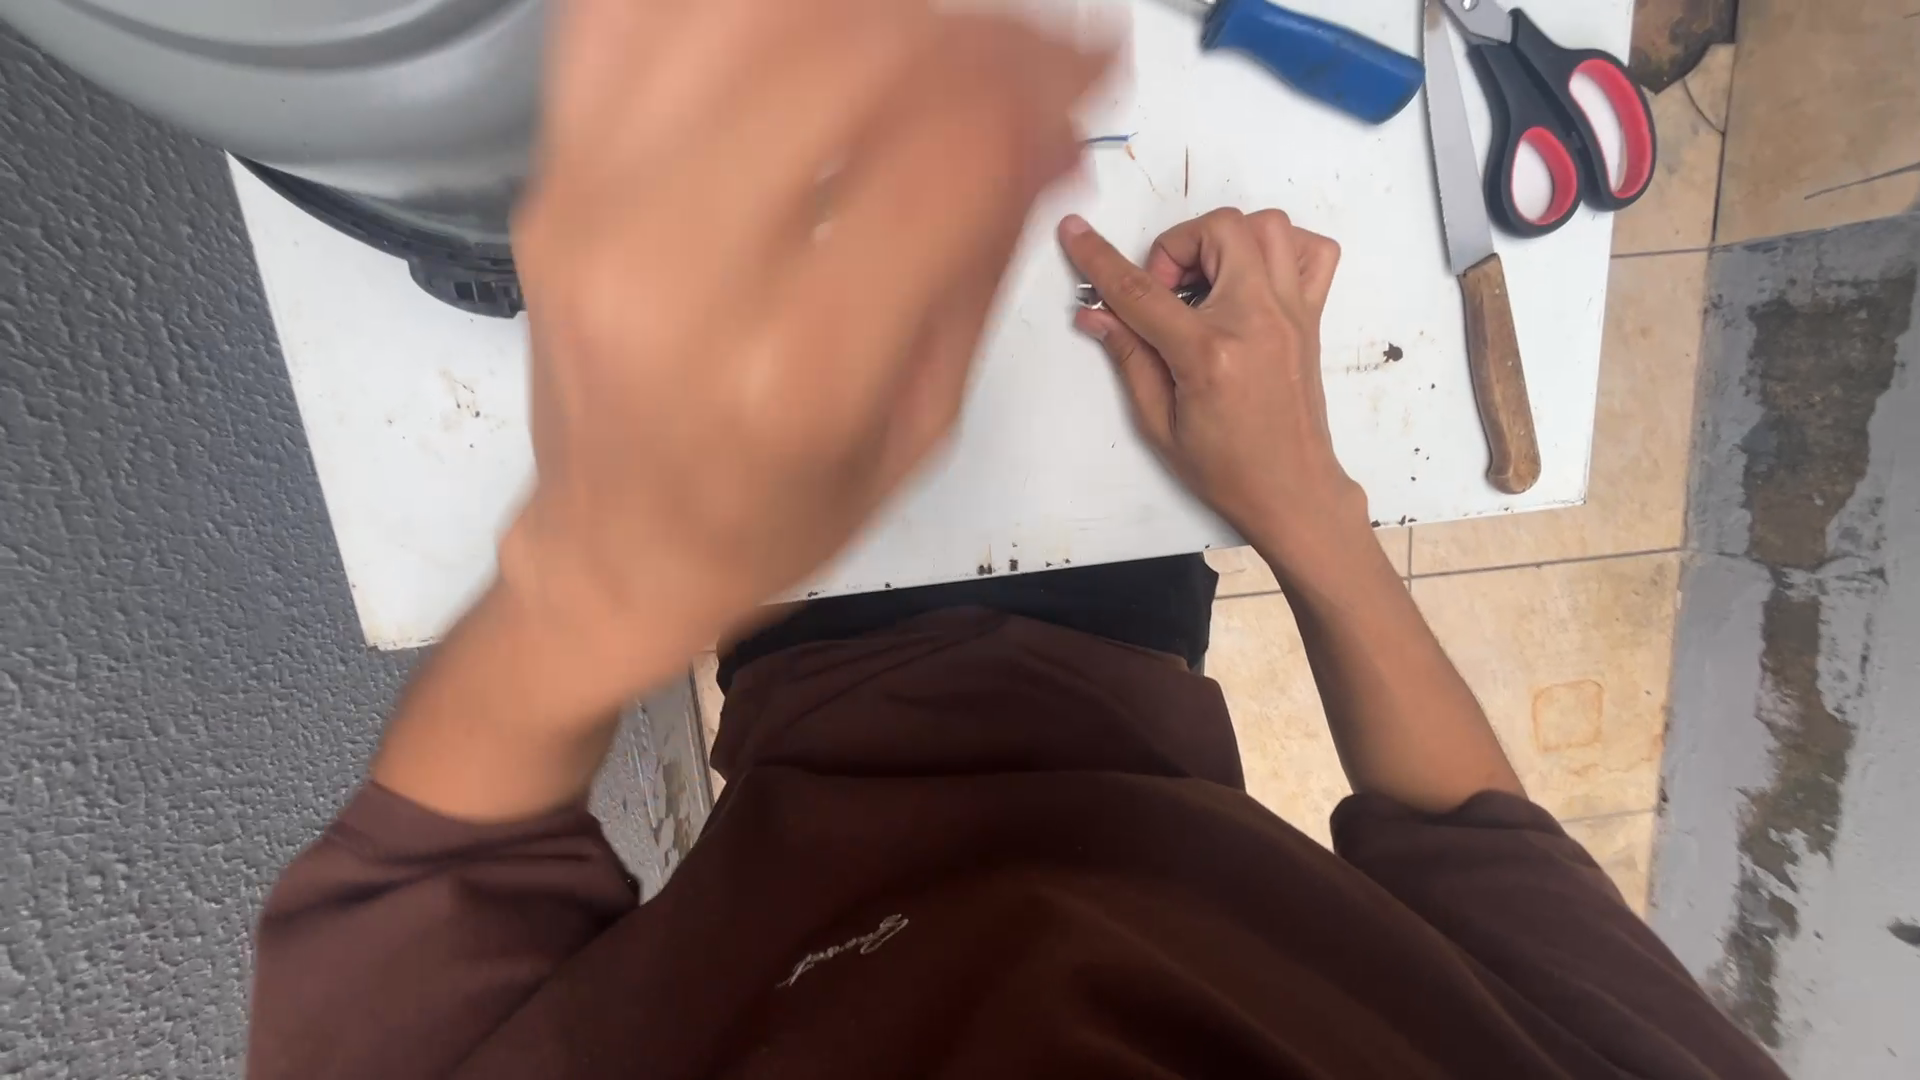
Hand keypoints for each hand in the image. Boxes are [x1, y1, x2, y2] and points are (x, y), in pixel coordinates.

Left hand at [500, 0, 1113, 708]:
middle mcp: (681, 271)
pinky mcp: (550, 178)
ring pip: (748, 7)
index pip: (945, 160)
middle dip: (975, 30)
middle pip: (853, 53)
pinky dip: (743, 0)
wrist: (621, 550)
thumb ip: (976, 275)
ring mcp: (593, 208)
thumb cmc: (774, 523)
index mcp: (800, 370)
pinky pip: (627, 5)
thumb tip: (1049, 139)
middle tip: (1034, 43)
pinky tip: (818, 23)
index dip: (1038, 89)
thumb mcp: (912, 432)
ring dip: (875, 4)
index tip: (1087, 76)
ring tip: (935, 32)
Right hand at [1058, 209, 1368, 567]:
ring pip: (1266, 226)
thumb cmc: (1225, 468)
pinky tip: (1249, 280)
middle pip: (1216, 231)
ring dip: (1223, 241)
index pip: (1142, 293)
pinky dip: (1278, 248)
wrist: (1291, 490)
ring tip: (1204, 284)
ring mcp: (1292, 312)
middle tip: (1164, 295)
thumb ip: (1129, 359)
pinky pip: (1312, 249)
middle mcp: (1257, 320)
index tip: (1075, 233)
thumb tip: (1096, 316)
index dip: (1099, 259)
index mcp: (1209, 355)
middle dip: (1175, 249)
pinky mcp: (1312, 316)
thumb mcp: (1159, 423)